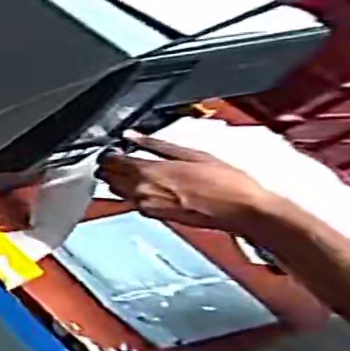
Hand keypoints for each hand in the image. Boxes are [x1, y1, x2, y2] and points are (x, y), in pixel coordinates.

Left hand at [98, 133, 285, 233]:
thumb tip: (131, 135)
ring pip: (115, 189)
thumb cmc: (226, 182)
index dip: (110, 153)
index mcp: (147, 171)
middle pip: (106, 175)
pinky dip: (133, 194)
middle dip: (110, 167)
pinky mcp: (151, 215)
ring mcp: (143, 204)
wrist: (244, 211)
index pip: (108, 161)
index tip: (118, 150)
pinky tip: (152, 189)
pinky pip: (130, 202)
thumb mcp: (193, 155)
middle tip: (126, 160)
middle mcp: (138, 189)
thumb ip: (156, 144)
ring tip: (139, 174)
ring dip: (119, 180)